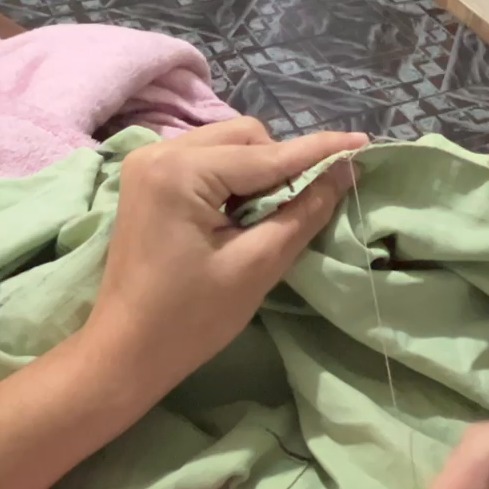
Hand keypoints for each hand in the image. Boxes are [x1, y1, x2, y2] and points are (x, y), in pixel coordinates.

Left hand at [81, 117, 366, 394]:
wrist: (125, 350)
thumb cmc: (190, 319)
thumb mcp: (256, 266)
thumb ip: (303, 212)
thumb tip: (344, 172)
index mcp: (180, 171)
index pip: (266, 155)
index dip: (319, 151)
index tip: (364, 143)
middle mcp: (160, 151)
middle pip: (245, 137)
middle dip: (282, 164)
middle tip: (302, 206)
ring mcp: (149, 161)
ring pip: (227, 144)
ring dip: (259, 171)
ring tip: (268, 216)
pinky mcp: (149, 177)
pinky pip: (207, 159)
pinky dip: (234, 177)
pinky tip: (240, 213)